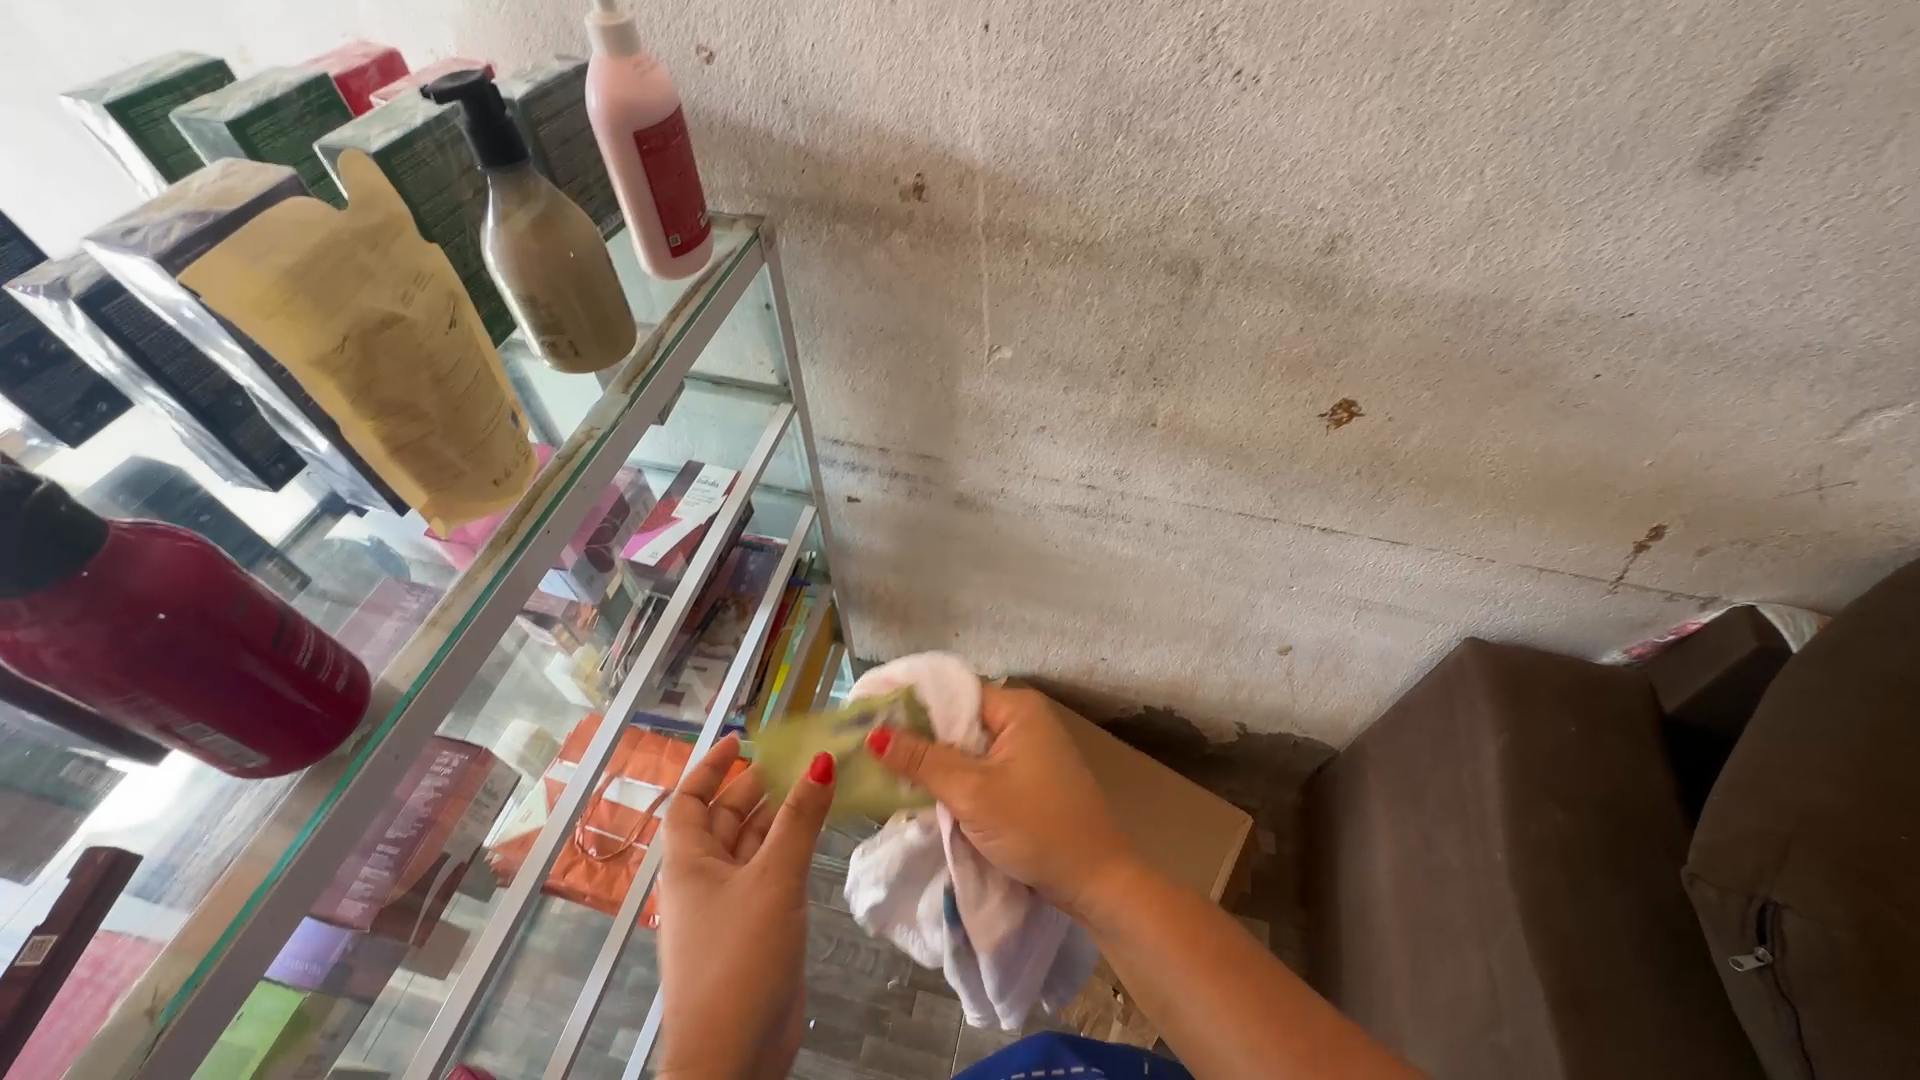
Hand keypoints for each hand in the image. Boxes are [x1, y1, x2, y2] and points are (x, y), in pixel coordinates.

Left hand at [654, 734, 834, 1079]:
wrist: (734, 1053)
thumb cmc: (740, 956)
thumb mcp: (774, 879)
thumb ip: (800, 820)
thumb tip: (822, 761)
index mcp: (688, 863)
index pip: (689, 800)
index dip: (712, 766)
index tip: (742, 739)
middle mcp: (702, 879)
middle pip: (723, 819)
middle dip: (754, 788)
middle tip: (795, 761)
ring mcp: (727, 908)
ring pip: (749, 847)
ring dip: (776, 818)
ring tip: (813, 787)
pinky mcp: (752, 932)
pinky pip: (767, 876)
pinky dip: (787, 852)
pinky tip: (814, 838)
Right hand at [865, 683, 1139, 918]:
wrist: (1095, 881)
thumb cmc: (1037, 828)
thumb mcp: (973, 793)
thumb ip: (922, 760)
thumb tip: (873, 734)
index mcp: (1017, 708)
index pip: (951, 690)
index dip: (908, 701)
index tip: (865, 713)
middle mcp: (1023, 720)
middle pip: (956, 718)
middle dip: (916, 734)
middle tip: (865, 745)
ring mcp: (1026, 751)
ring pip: (965, 747)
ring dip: (932, 760)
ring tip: (881, 767)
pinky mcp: (1024, 780)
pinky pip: (978, 769)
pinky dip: (952, 779)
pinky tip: (919, 790)